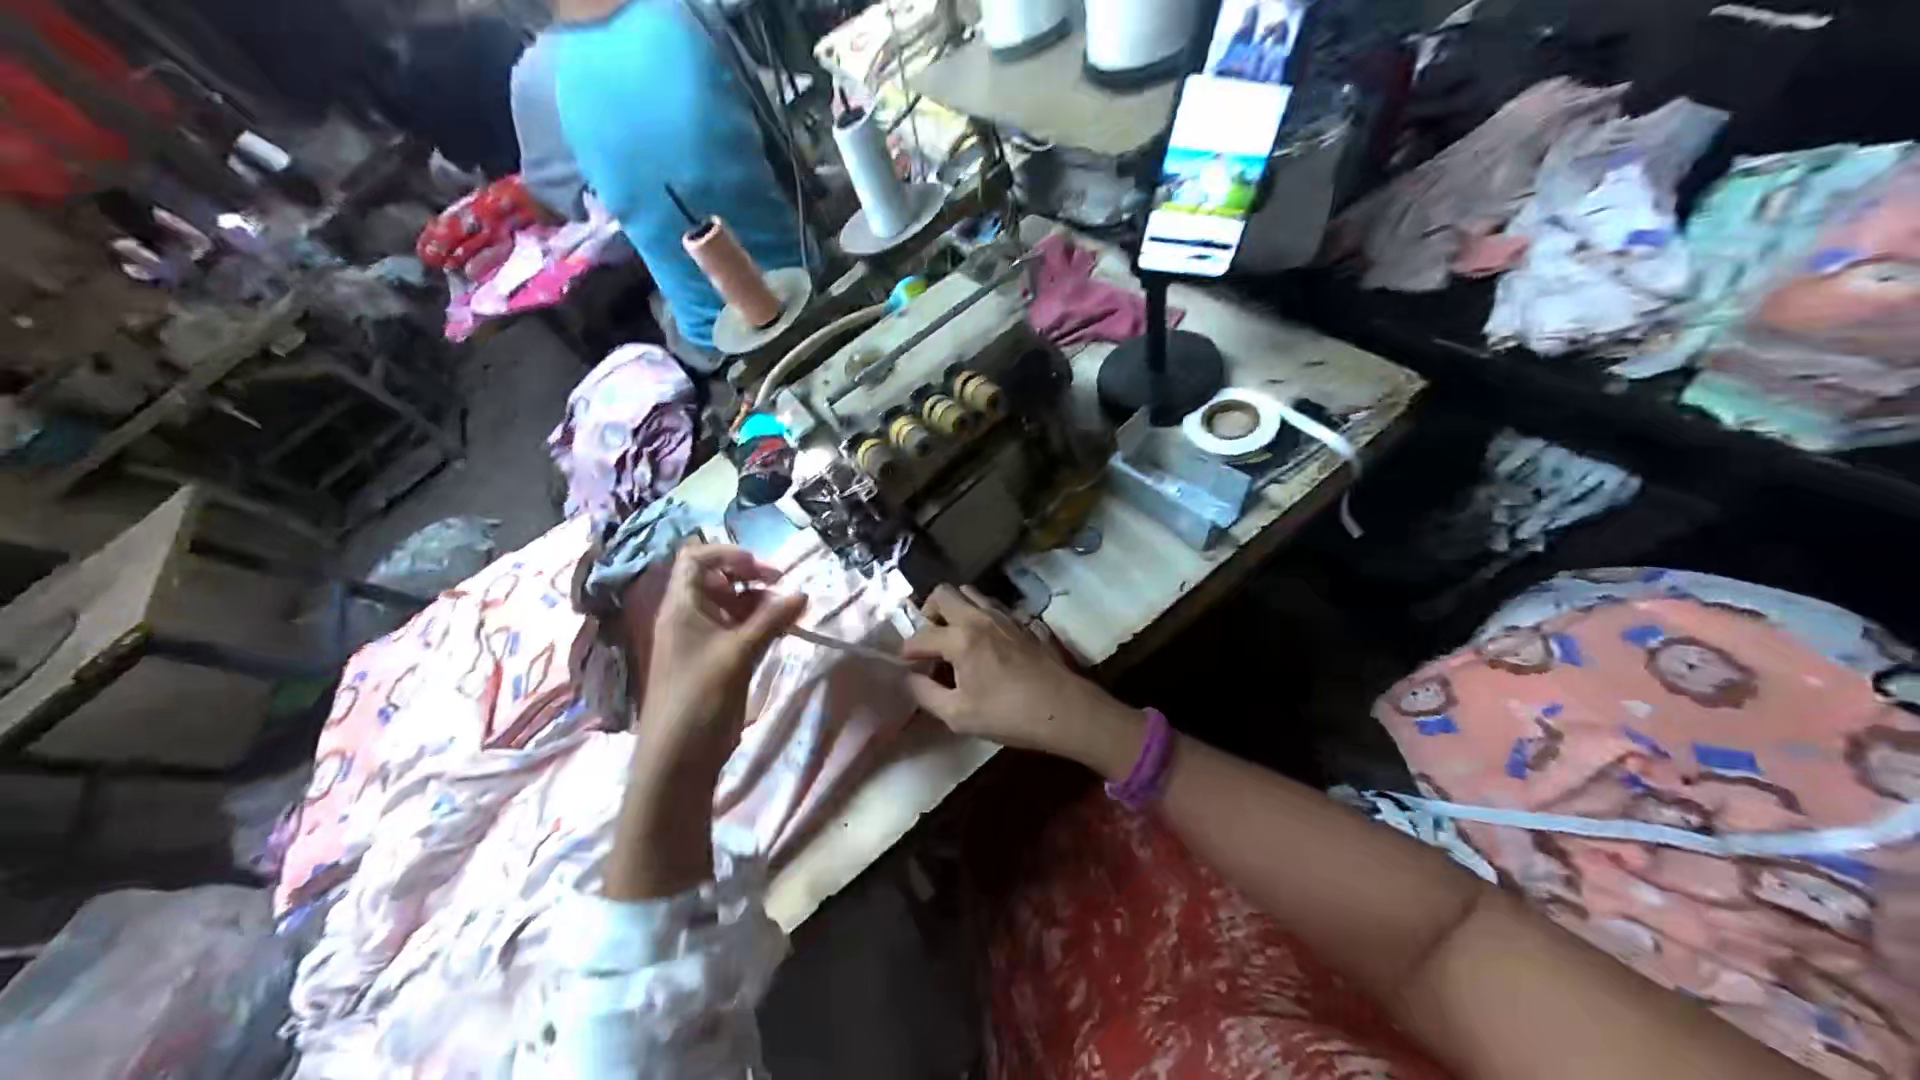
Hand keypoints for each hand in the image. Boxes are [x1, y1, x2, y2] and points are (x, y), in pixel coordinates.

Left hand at [628, 543, 804, 783]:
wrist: (677, 757)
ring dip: (758, 603)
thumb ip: (771, 620)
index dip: (728, 555)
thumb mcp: (739, 653)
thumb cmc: (700, 696)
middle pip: (715, 579)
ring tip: (787, 614)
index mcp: (681, 606)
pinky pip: (734, 629)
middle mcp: (687, 616)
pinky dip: (756, 626)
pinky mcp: (712, 660)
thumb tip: (802, 593)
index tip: (761, 571)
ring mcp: (699, 639)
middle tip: (782, 589)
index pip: (696, 558)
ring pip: (729, 605)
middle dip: (750, 578)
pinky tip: (779, 633)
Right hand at [901, 585, 1142, 777]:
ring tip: (955, 638)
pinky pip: (994, 607)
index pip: (921, 636)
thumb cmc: (1009, 716)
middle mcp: (980, 618)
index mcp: (960, 639)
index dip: (906, 651)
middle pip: (943, 593)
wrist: (1066, 710)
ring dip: (956, 609)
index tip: (904, 664)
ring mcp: (1005, 616)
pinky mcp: (1025, 623)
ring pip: (971, 594)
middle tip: (930, 640)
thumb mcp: (958, 715)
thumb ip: (926, 694)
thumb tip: (909, 679)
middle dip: (928, 612)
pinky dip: (982, 617)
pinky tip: (987, 643)